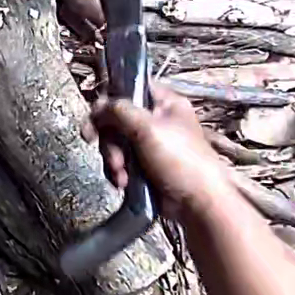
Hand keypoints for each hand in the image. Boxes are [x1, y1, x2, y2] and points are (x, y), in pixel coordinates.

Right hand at [88, 86, 242, 222]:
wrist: (197, 205)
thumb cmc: (180, 161)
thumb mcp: (147, 127)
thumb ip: (118, 110)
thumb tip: (98, 107)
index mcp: (165, 103)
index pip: (129, 88)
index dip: (109, 101)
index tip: (97, 118)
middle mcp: (156, 120)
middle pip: (116, 118)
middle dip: (109, 139)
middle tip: (112, 154)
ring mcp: (150, 144)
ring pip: (115, 141)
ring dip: (112, 159)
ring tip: (121, 174)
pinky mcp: (144, 165)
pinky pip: (120, 160)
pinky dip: (117, 171)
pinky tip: (123, 182)